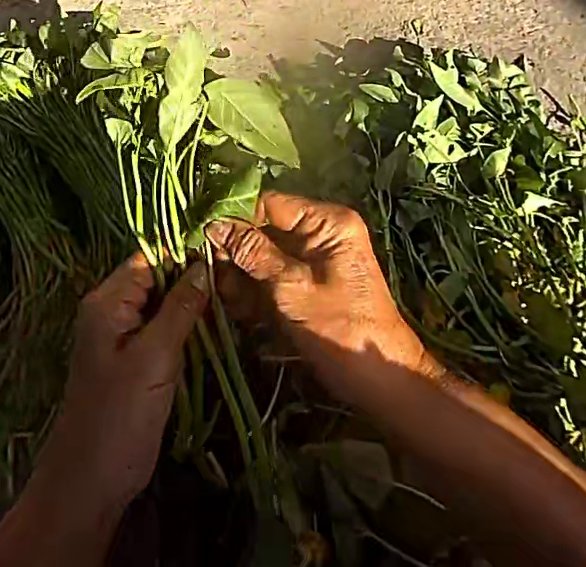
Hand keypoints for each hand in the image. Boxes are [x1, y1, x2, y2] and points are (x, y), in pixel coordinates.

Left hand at [31, 254, 210, 509]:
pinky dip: (185, 329)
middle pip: (158, 278)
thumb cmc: (120, 416)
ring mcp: (122, 335)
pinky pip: (162, 329)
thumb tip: (204, 265)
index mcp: (108, 300)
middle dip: (193, 280)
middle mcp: (112, 309)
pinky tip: (214, 332)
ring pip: (163, 305)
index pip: (150, 258)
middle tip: (234, 285)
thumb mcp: (155, 357)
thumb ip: (180, 308)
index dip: (185, 255)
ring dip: (193, 306)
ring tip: (231, 305)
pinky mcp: (134, 358)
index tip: (224, 259)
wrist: (90, 483)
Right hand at [207, 192, 440, 403]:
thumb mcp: (291, 287)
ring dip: (242, 276)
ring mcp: (316, 258)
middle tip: (209, 273)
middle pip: (265, 229)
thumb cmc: (341, 329)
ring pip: (265, 255)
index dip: (235, 217)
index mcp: (327, 222)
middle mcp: (322, 232)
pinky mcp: (309, 283)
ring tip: (223, 297)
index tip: (203, 235)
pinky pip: (274, 276)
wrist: (382, 381)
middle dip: (236, 252)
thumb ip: (252, 253)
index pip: (270, 204)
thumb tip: (215, 225)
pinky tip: (238, 309)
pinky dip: (256, 290)